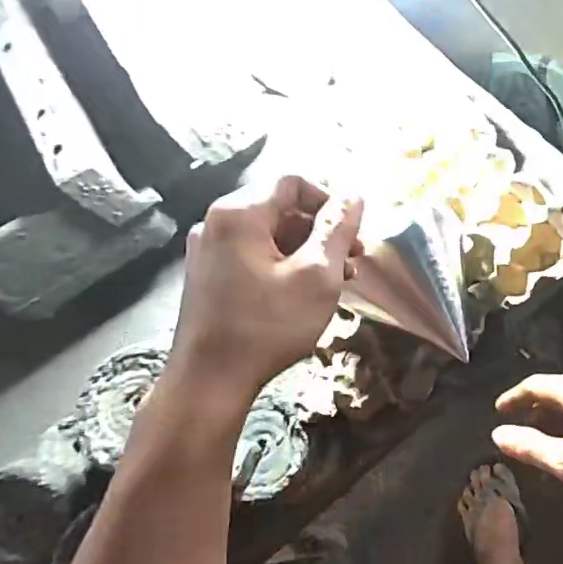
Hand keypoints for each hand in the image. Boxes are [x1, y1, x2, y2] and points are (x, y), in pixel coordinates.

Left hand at [170, 176, 362, 404]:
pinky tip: (305, 293)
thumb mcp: (317, 275)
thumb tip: (354, 196)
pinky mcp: (207, 276)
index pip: (293, 183)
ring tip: (337, 281)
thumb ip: (337, 230)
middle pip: (281, 209)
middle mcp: (216, 223)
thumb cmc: (268, 325)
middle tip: (354, 260)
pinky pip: (254, 255)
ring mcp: (208, 250)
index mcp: (239, 213)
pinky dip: (284, 265)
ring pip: (270, 235)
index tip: (355, 232)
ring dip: (308, 251)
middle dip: (323, 231)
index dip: (331, 202)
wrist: (210, 380)